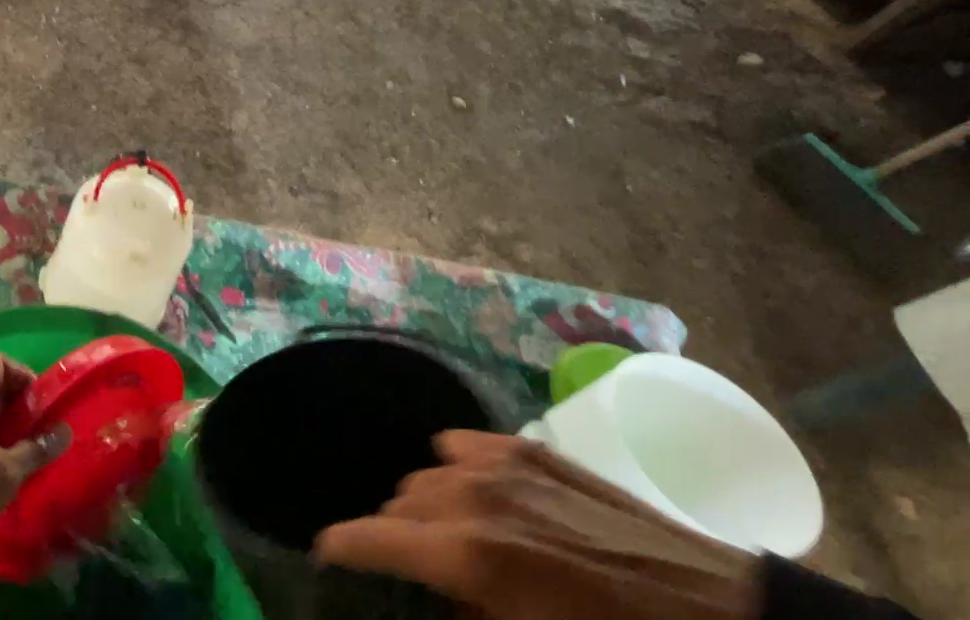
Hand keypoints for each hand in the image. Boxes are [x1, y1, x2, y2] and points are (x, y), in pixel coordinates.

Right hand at [313, 431, 761, 619]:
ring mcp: (504, 466)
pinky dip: (458, 468)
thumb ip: (463, 613)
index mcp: (470, 555)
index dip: (340, 547)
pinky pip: (463, 446)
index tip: (326, 556)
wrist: (724, 616)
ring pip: (428, 474)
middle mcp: (474, 497)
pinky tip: (483, 494)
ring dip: (430, 506)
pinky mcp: (535, 451)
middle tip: (420, 569)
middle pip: (399, 504)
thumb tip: (438, 597)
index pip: (371, 537)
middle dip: (397, 535)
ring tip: (457, 536)